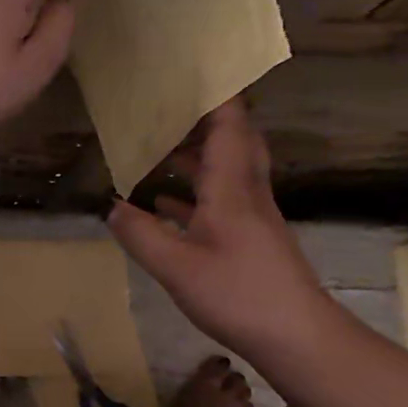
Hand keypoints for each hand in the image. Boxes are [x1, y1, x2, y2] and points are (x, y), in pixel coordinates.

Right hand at [106, 99, 325, 359]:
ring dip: (196, 155)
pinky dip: (196, 193)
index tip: (185, 70)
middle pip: (232, 138)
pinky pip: (223, 200)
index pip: (228, 122)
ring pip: (226, 169)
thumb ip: (141, 235)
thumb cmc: (238, 294)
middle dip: (201, 118)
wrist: (296, 336)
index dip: (211, 92)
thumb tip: (112, 206)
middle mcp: (248, 191)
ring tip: (158, 150)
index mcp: (232, 186)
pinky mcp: (253, 238)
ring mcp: (253, 215)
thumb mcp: (177, 267)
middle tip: (166, 109)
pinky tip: (167, 204)